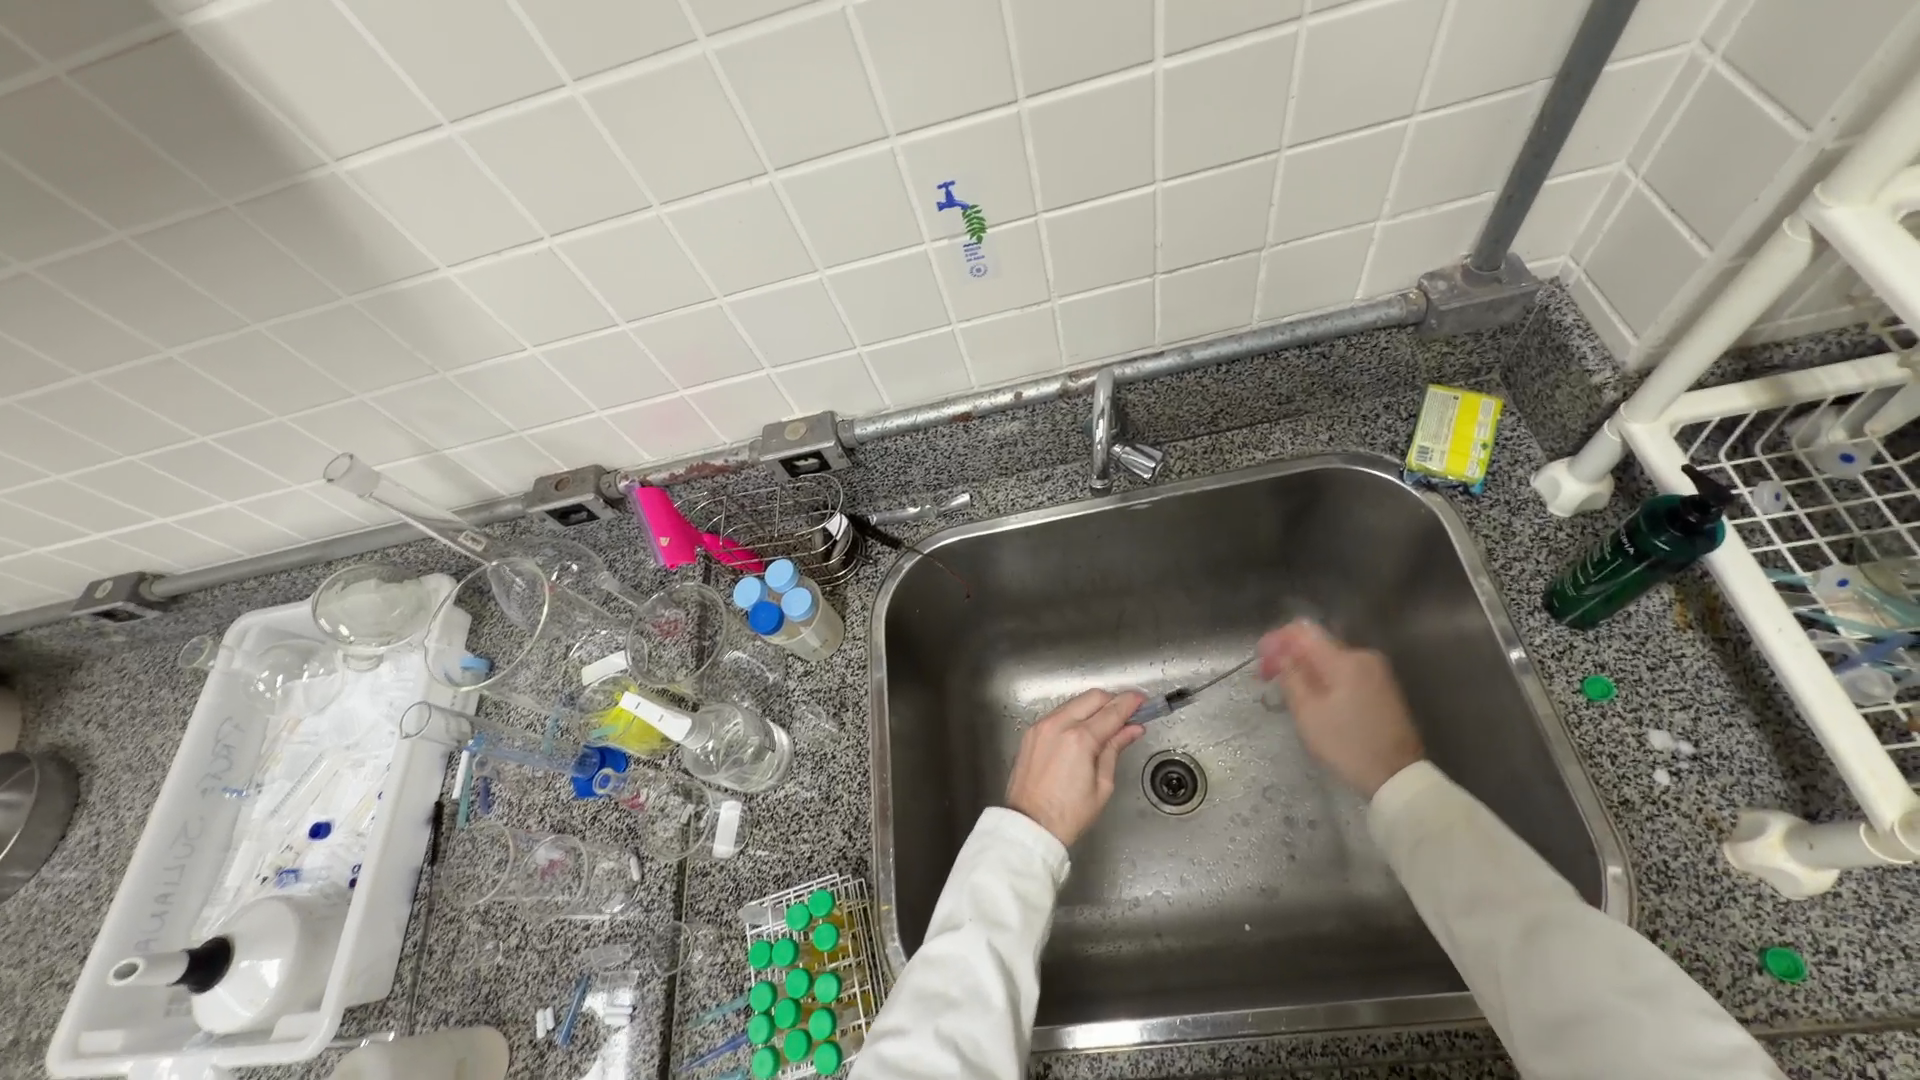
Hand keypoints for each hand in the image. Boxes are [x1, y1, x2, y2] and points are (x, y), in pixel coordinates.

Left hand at [1006, 690, 1146, 845]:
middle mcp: (1057, 725)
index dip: (1131, 703)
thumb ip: (1115, 749)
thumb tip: (1132, 729)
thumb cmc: (1067, 814)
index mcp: (1079, 739)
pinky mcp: (1031, 733)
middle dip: (1113, 701)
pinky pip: (1058, 713)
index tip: (1142, 701)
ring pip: (1074, 702)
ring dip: (1093, 707)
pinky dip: (1075, 715)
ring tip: (1108, 724)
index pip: (1112, 711)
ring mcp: (1041, 727)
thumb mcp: (1102, 784)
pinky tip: (1084, 729)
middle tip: (1128, 713)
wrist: (1030, 825)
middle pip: (1092, 697)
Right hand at [1259, 620, 1423, 797]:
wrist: (1397, 775)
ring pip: (1330, 658)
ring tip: (1287, 689)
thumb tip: (1280, 654)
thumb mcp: (1309, 713)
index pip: (1303, 631)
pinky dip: (1324, 676)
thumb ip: (1291, 676)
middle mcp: (1363, 657)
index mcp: (1345, 660)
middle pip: (1317, 643)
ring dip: (1306, 667)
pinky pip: (1345, 671)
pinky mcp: (1382, 686)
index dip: (1277, 640)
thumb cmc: (1347, 745)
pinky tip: (1313, 695)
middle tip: (1268, 677)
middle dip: (1289, 655)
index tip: (1260, 659)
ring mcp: (1376, 671)